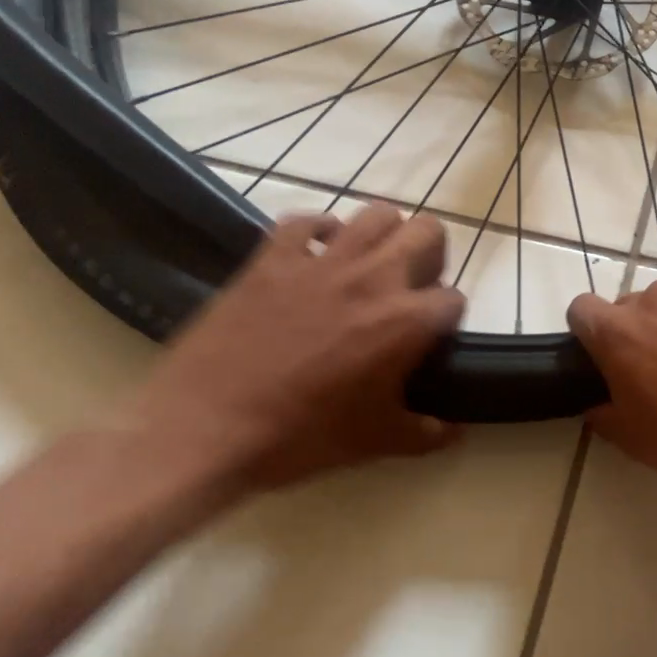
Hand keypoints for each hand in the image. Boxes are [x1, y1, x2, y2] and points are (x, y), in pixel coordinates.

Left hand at [128, 204, 466, 491]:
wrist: (200, 434)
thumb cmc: (298, 438)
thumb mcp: (375, 442)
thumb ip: (425, 433)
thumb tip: (455, 431)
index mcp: (407, 321)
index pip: (453, 299)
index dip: (447, 318)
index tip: (430, 335)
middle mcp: (374, 279)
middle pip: (429, 232)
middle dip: (430, 256)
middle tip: (411, 286)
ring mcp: (321, 264)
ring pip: (377, 214)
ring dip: (384, 234)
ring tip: (370, 262)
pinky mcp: (271, 261)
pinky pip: (303, 222)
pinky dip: (316, 231)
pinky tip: (316, 252)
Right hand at [568, 277, 656, 497]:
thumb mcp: (627, 436)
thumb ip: (602, 411)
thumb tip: (597, 404)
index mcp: (616, 333)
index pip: (582, 308)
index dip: (590, 329)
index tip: (603, 350)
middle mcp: (651, 302)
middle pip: (630, 305)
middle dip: (637, 329)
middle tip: (656, 363)